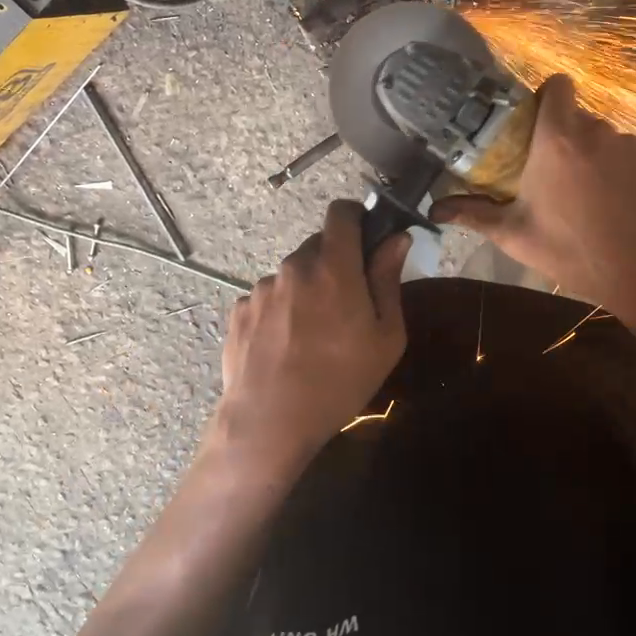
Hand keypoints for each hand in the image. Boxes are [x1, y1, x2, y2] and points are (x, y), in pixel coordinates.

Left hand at [215, 201, 410, 467]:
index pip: (341, 212)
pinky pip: (268, 298)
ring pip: (292, 274)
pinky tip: (286, 348)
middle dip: (336, 262)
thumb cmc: (339, 382)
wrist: (269, 423)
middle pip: (318, 245)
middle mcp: (293, 267)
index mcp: (333, 267)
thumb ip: (388, 280)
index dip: (357, 216)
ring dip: (307, 289)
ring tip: (313, 335)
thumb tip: (396, 239)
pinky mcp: (239, 311)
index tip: (367, 238)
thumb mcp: (385, 337)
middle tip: (348, 303)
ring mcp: (260, 288)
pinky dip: (281, 312)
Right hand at [431, 74, 635, 327]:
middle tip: (559, 178)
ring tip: (597, 199)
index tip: (538, 124)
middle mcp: (598, 130)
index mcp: (558, 139)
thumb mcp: (517, 236)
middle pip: (580, 119)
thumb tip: (433, 209)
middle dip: (569, 140)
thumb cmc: (575, 253)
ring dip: (599, 158)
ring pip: (610, 139)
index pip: (556, 85)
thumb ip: (474, 213)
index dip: (548, 97)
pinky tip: (628, 207)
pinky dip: (630, 173)